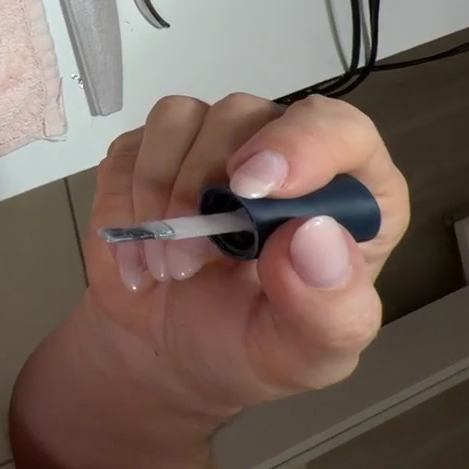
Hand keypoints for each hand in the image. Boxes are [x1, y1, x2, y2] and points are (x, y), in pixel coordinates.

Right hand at [88, 94, 409, 414]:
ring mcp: (202, 143)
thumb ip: (327, 308)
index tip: (252, 189)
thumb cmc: (246, 346)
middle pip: (240, 114)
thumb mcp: (305, 354)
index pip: (337, 129)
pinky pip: (128, 146)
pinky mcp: (142, 149)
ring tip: (165, 261)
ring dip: (158, 189)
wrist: (162, 344)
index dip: (299, 144)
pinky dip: (124, 200)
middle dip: (203, 183)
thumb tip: (317, 238)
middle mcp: (276, 152)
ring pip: (177, 118)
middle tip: (193, 257)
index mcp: (343, 194)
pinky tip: (138, 249)